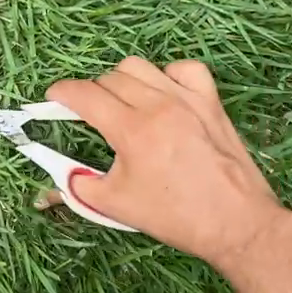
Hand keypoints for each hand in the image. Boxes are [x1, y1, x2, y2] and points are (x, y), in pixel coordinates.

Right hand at [49, 57, 285, 265]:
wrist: (239, 225)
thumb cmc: (175, 216)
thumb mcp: (116, 205)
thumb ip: (78, 184)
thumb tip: (57, 175)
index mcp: (132, 130)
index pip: (83, 94)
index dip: (60, 93)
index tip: (52, 100)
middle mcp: (158, 106)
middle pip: (108, 78)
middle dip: (91, 93)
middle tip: (90, 115)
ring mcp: (188, 100)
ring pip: (139, 67)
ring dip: (123, 81)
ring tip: (124, 103)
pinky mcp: (211, 103)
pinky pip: (184, 69)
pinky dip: (167, 76)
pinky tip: (164, 95)